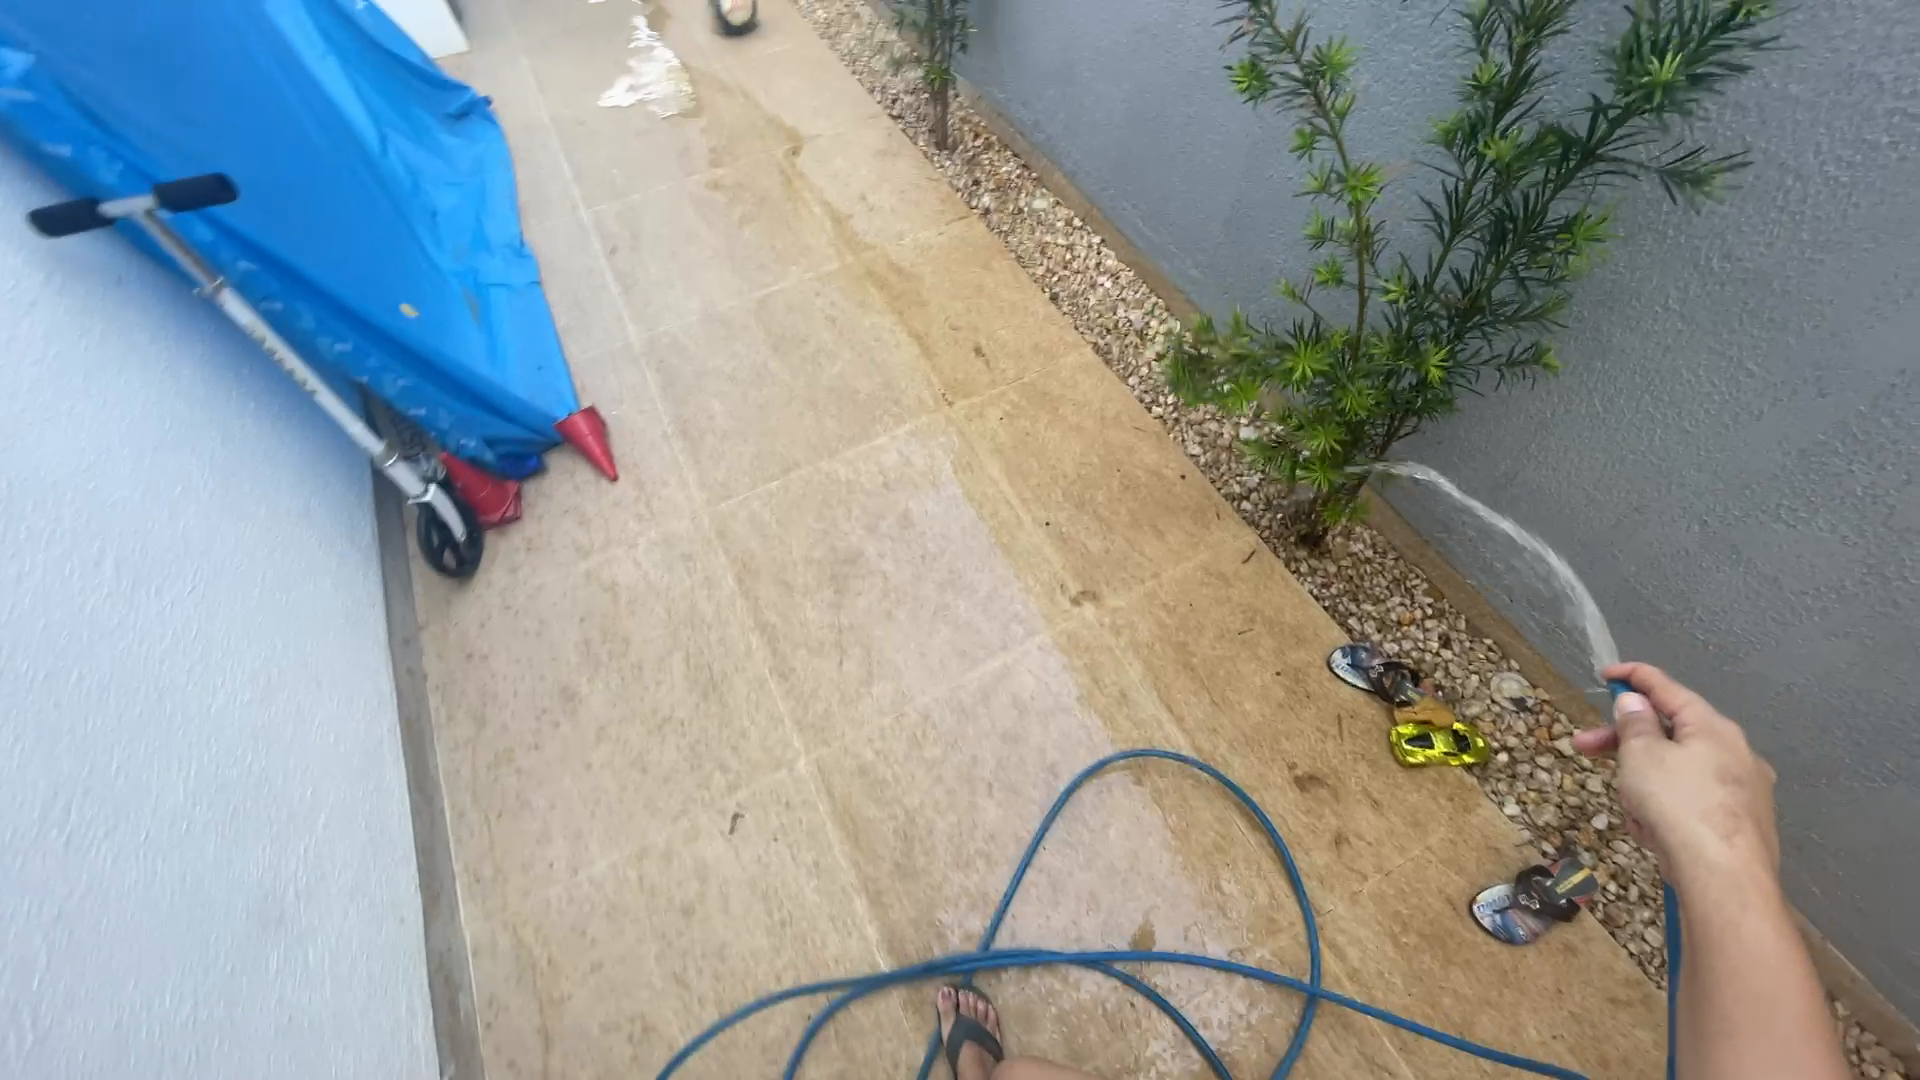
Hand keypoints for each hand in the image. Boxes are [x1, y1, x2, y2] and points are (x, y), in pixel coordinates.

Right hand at [1572, 662, 1778, 891]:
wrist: (1723, 874)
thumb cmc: (1676, 803)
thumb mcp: (1641, 754)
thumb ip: (1635, 723)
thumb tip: (1636, 702)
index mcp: (1714, 729)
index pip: (1668, 689)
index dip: (1634, 676)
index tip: (1606, 674)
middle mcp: (1736, 752)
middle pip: (1669, 732)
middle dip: (1623, 740)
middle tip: (1583, 746)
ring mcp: (1743, 788)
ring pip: (1675, 767)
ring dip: (1640, 776)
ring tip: (1627, 804)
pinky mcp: (1739, 818)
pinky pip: (1688, 795)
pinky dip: (1662, 800)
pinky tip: (1651, 824)